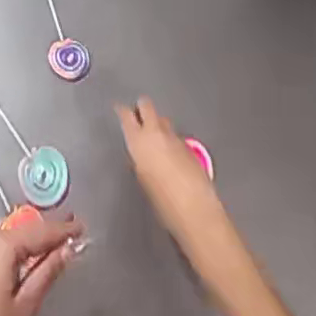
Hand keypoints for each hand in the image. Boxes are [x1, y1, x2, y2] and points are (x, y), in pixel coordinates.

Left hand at [0, 216, 84, 315]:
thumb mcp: (26, 305)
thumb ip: (47, 272)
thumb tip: (66, 250)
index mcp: (2, 247)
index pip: (38, 232)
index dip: (62, 229)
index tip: (81, 226)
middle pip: (24, 230)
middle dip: (49, 229)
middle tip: (73, 227)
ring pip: (13, 237)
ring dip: (35, 238)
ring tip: (58, 239)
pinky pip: (2, 247)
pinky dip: (20, 247)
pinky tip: (32, 255)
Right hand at [116, 98, 227, 249]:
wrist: (196, 209)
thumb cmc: (161, 200)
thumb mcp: (141, 177)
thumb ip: (140, 158)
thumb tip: (141, 152)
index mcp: (139, 140)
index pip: (126, 114)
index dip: (122, 110)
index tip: (119, 110)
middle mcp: (156, 132)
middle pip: (147, 106)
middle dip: (142, 107)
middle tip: (138, 115)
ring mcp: (176, 138)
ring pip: (163, 120)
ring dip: (158, 124)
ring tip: (155, 138)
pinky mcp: (190, 147)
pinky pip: (175, 137)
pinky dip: (171, 141)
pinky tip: (172, 156)